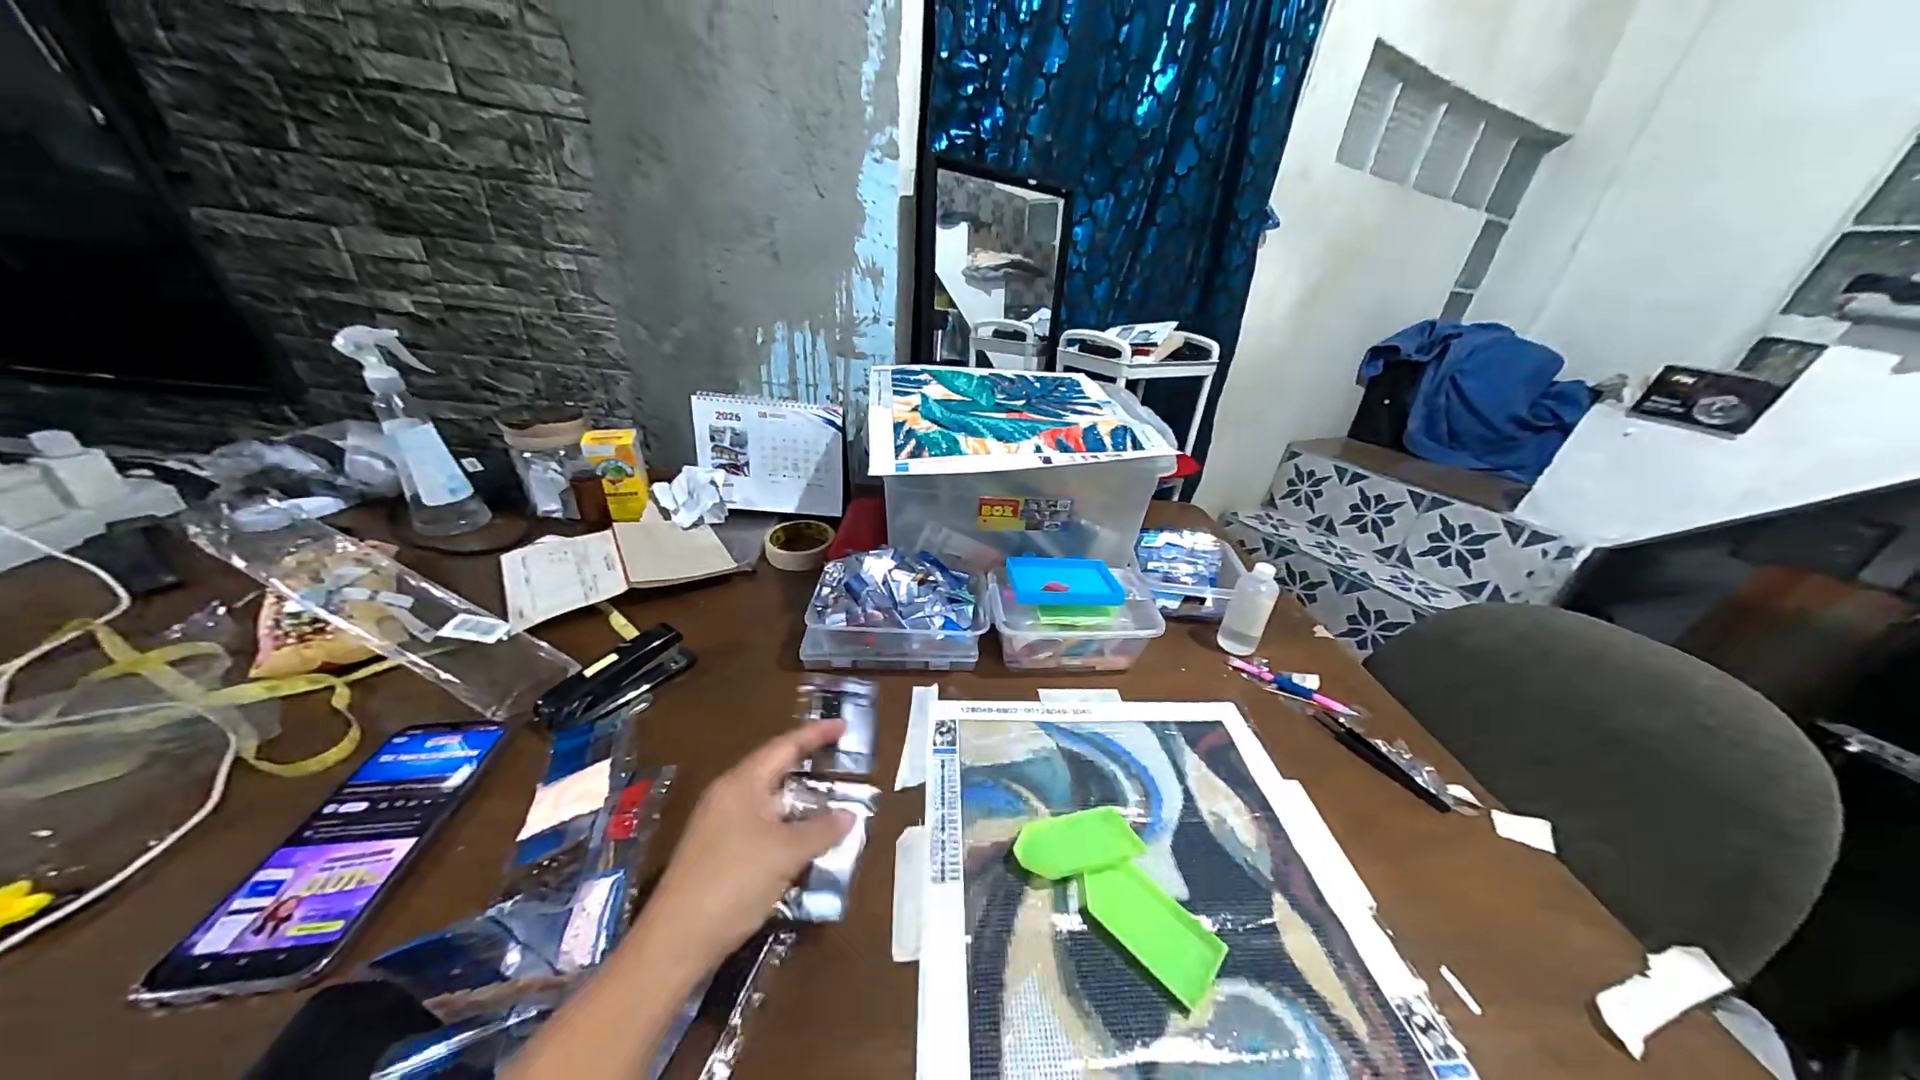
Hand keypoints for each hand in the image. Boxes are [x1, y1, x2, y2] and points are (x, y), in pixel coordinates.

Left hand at [628, 720, 854, 975]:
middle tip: (839, 757)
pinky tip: (803, 837)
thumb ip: (821, 829)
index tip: (843, 724)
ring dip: (798, 797)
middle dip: (807, 762)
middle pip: (773, 768)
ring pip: (767, 799)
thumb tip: (849, 814)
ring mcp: (719, 823)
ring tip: (829, 796)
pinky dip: (786, 822)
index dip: (816, 734)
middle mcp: (728, 795)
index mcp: (742, 783)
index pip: (784, 746)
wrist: (676, 940)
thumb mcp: (787, 853)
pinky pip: (760, 823)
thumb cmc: (734, 882)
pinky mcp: (717, 850)